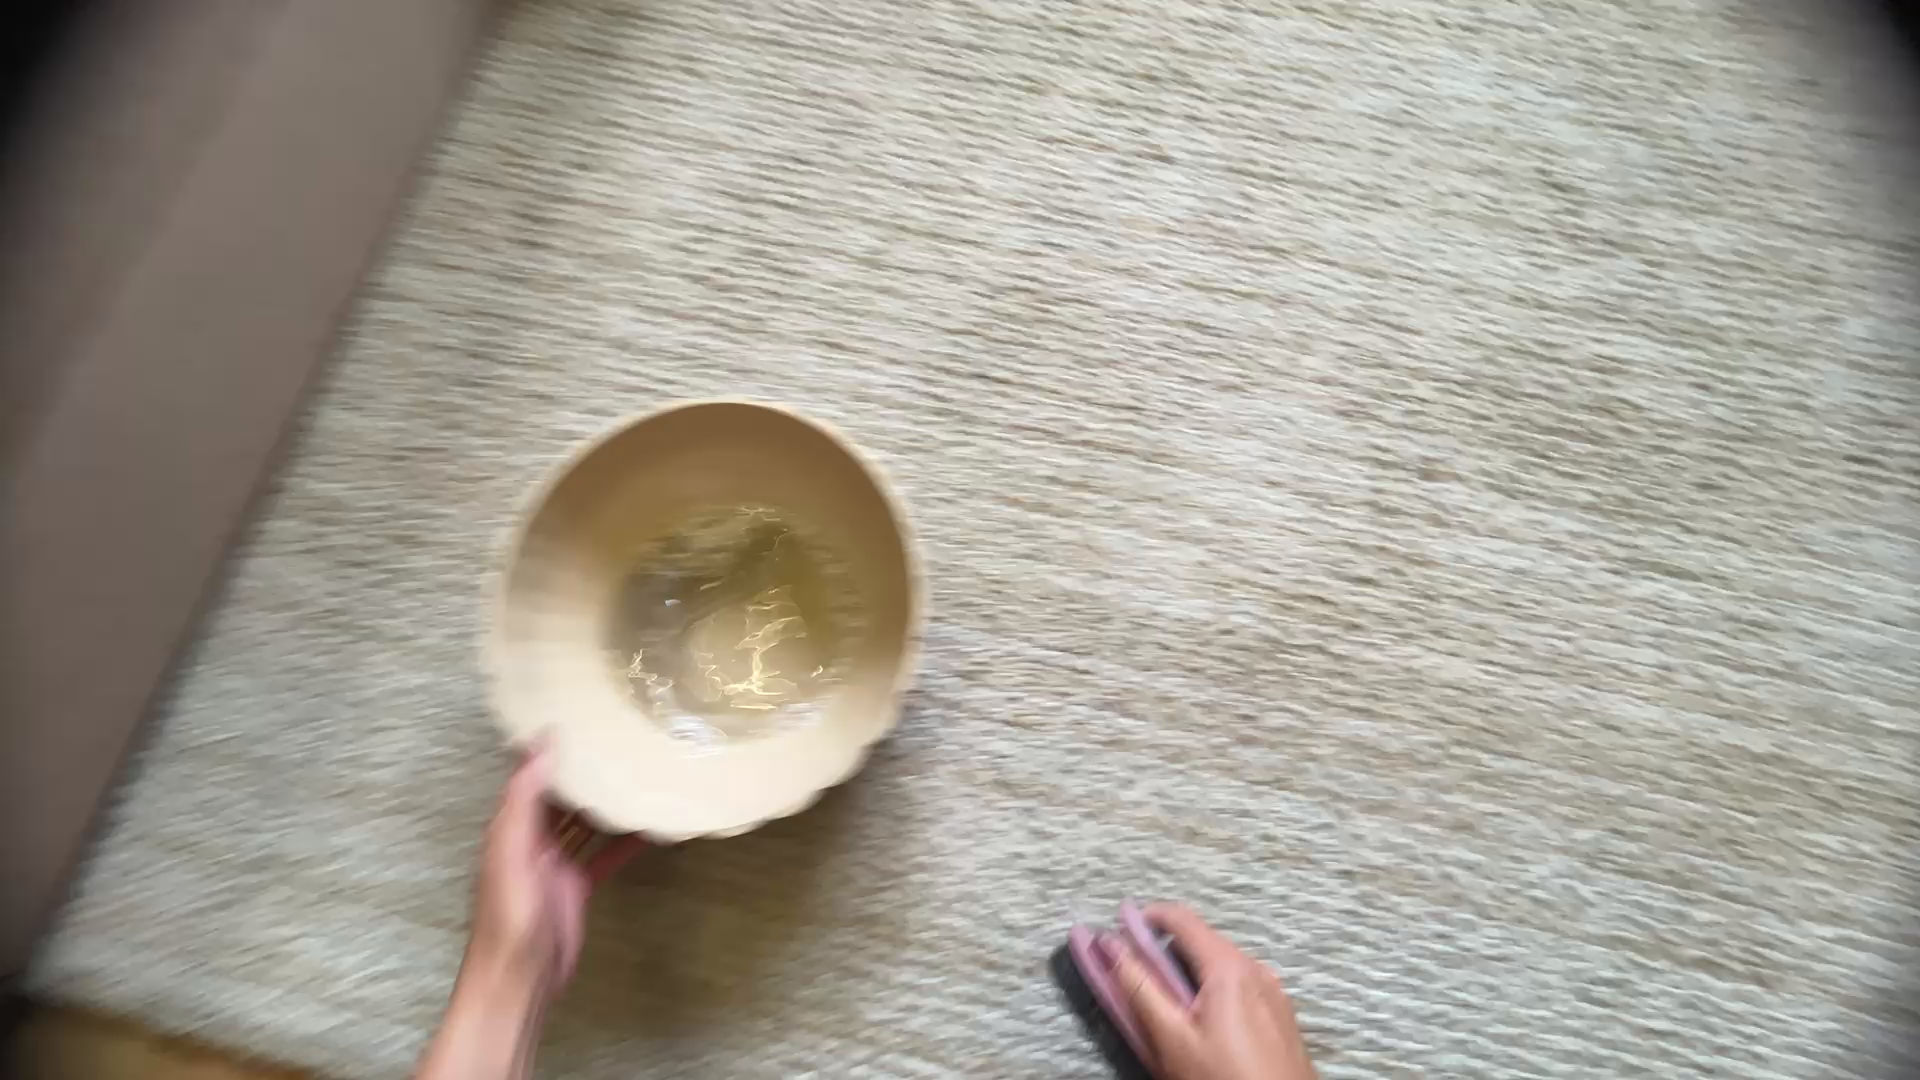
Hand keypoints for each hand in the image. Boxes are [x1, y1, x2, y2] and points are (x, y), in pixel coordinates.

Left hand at [467, 741, 646, 992]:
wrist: (519, 983)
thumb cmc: (511, 919)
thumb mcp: (512, 854)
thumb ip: (524, 802)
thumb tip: (540, 744)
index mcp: (512, 830)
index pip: (531, 778)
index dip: (549, 750)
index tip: (577, 719)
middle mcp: (533, 842)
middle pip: (562, 797)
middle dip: (586, 772)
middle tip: (621, 742)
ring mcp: (556, 865)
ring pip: (585, 824)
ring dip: (608, 803)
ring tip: (640, 775)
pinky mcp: (576, 886)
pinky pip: (604, 855)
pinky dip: (625, 841)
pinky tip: (650, 827)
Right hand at [1108, 904, 1318, 1079]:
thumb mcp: (1172, 1039)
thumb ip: (1137, 985)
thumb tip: (1109, 943)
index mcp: (1229, 966)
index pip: (1180, 917)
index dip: (1146, 918)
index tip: (1122, 934)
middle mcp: (1255, 968)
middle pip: (1201, 939)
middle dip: (1167, 953)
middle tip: (1144, 983)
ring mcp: (1274, 992)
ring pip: (1220, 963)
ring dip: (1191, 974)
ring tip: (1173, 1012)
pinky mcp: (1282, 1016)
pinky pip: (1240, 984)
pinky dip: (1215, 990)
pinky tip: (1207, 1029)